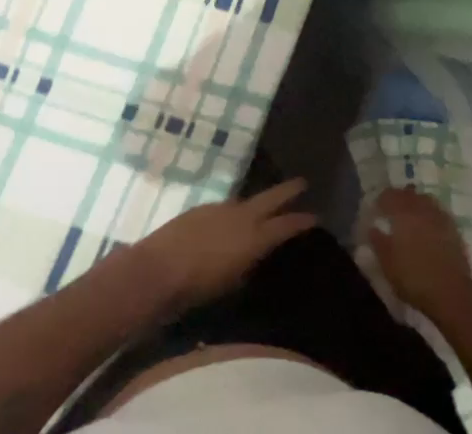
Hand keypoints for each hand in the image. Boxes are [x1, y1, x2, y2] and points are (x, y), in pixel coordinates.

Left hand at [126, 178, 317, 312]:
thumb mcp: (232, 284)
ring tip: (264, 207)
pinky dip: (234, 211)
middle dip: (288, 190)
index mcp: (254, 238)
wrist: (156, 270)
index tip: (315, 216)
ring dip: (257, 203)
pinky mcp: (200, 209)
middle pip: (271, 197)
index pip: (286, 225)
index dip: (302, 220)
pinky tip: (230, 221)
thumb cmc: (198, 288)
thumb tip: (254, 257)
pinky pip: (225, 207)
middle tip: (302, 183)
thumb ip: (248, 265)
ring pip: (246, 201)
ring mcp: (219, 209)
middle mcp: (241, 216)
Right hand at [367, 187, 471, 317]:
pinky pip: (438, 213)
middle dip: (399, 198)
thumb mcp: (388, 264)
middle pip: (409, 194)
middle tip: (391, 209)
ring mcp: (441, 218)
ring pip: (426, 200)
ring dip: (416, 202)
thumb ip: (378, 243)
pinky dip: (429, 214)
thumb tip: (373, 228)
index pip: (390, 196)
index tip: (376, 208)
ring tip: (409, 214)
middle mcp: (423, 210)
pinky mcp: (454, 230)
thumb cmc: (414, 278)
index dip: (381, 199)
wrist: (451, 293)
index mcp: (404, 214)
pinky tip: (427, 226)